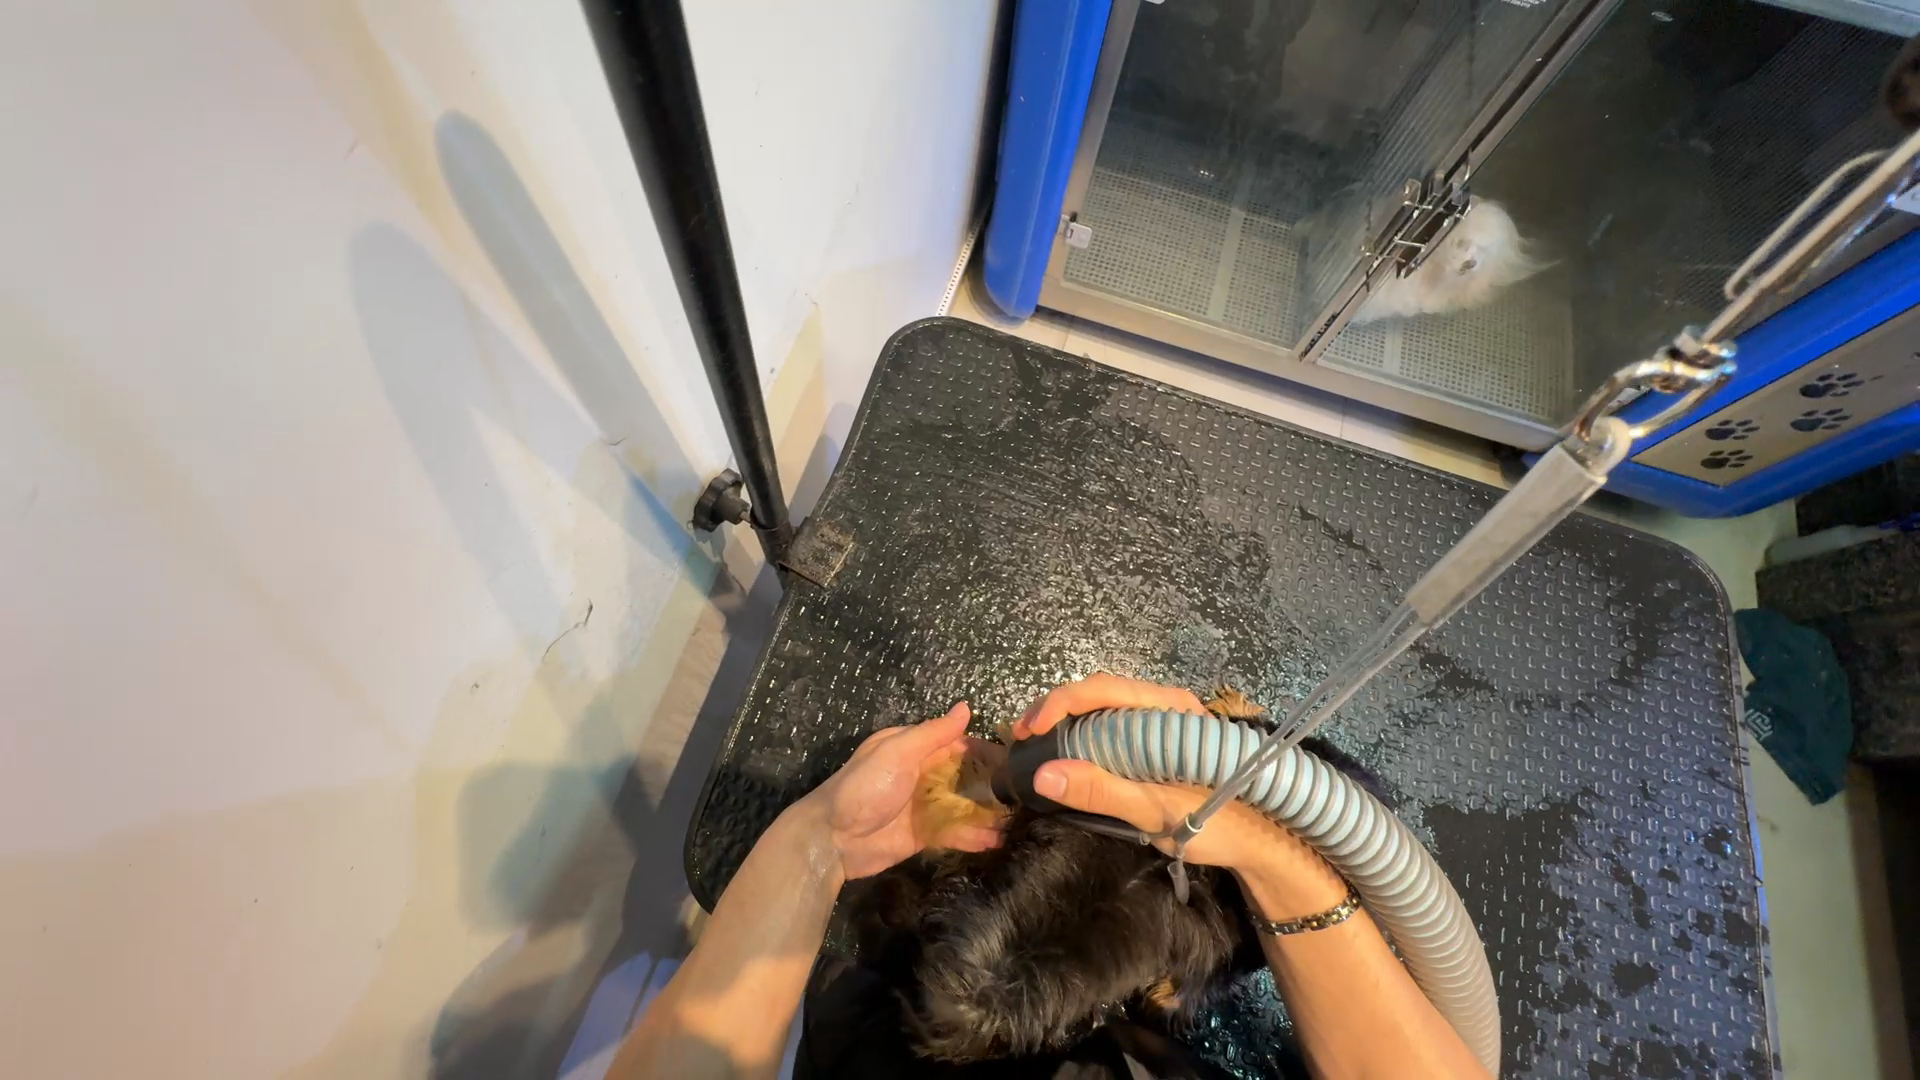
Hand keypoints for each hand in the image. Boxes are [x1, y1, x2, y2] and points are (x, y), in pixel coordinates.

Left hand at [794, 702, 1003, 881]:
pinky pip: (954, 832)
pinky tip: (997, 840)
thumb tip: (966, 708)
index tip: (1014, 758)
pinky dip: (974, 835)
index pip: (957, 744)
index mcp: (914, 748)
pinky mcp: (924, 834)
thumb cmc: (863, 786)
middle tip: (1025, 793)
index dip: (984, 750)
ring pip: (963, 805)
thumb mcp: (897, 752)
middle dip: (992, 784)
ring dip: (987, 812)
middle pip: (965, 776)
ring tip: (1019, 820)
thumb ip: (933, 734)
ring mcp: (924, 806)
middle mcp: (922, 774)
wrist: (832, 838)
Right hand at [1016, 676, 1347, 918]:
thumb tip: (1043, 775)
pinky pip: (1115, 723)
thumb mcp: (1156, 812)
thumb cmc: (1218, 824)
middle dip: (1056, 709)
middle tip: (1023, 738)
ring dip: (1067, 721)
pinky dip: (1085, 734)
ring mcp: (1163, 720)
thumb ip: (1102, 791)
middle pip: (1099, 692)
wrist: (1267, 843)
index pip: (1103, 689)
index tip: (1029, 730)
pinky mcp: (1161, 738)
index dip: (1060, 703)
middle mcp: (1165, 704)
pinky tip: (1070, 753)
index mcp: (1169, 710)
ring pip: (1104, 706)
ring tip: (1039, 744)